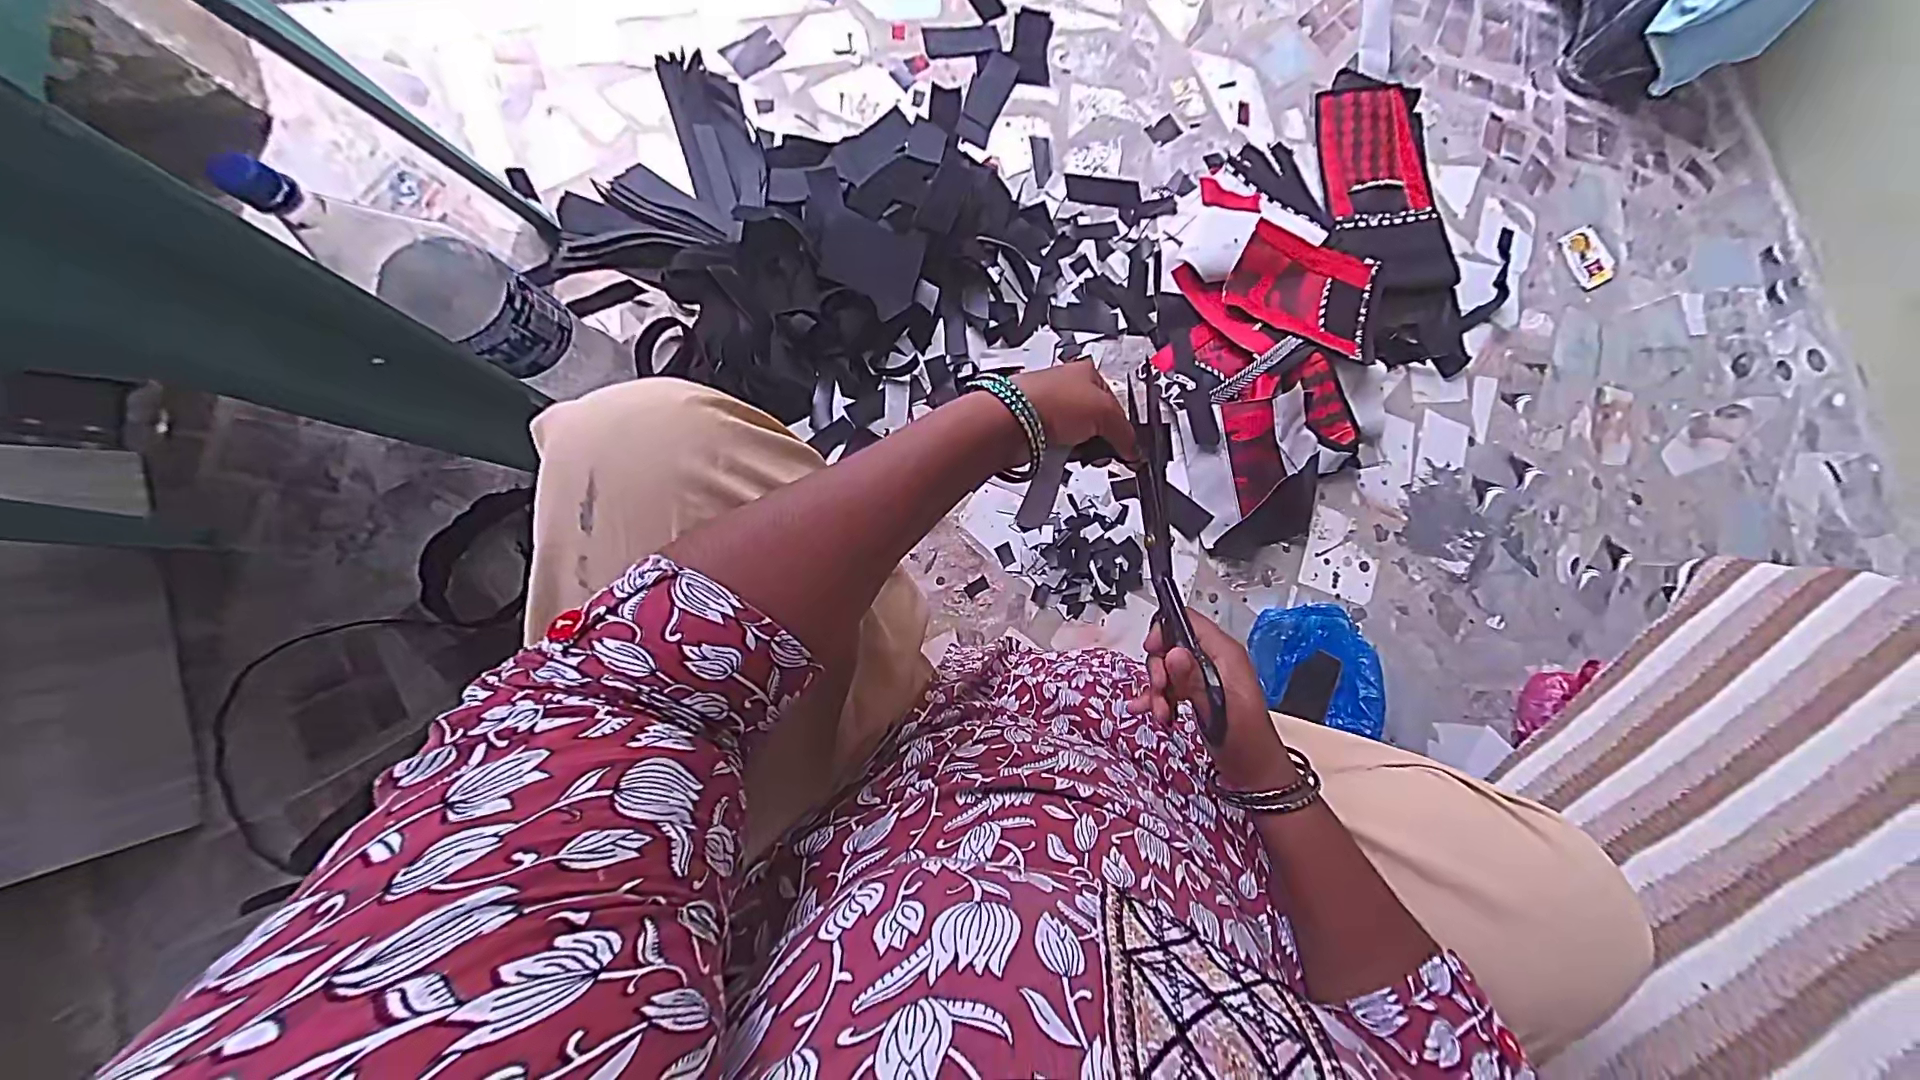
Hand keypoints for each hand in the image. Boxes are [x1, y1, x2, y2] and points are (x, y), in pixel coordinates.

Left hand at [1012, 361, 1137, 461]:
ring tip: (1078, 452)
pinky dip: (1062, 456)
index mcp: (1086, 372)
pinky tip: (1061, 456)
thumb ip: (1125, 432)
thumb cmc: (1048, 401)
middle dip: (1101, 439)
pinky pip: (1057, 450)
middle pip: (1095, 422)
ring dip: (1080, 450)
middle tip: (1103, 449)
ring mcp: (1048, 412)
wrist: (1010, 422)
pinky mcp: (1034, 434)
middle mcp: (1065, 388)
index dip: (1123, 426)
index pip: (1115, 402)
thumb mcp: (1106, 413)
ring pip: (1076, 439)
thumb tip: (1133, 449)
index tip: (1128, 445)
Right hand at [1125, 609, 1298, 791]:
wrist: (1255, 776)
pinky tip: (1151, 710)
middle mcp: (1214, 661)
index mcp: (1225, 655)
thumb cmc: (1247, 743)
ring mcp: (1205, 677)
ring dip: (1157, 688)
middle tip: (1160, 690)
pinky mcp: (1197, 693)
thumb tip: (1174, 652)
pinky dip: (1159, 697)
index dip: (1165, 631)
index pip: (1188, 621)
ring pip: (1167, 667)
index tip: (1152, 651)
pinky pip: (1170, 685)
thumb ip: (1193, 680)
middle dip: (1158, 667)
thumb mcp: (1217, 709)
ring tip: (1160, 710)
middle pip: (1172, 645)